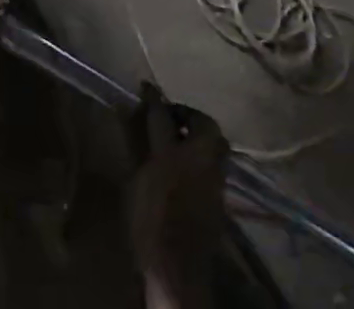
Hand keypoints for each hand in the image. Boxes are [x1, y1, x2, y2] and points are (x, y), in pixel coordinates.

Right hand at [127, 83, 227, 308]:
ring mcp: (216, 178)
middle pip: (204, 124)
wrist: (177, 267)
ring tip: (181, 138)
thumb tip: (131, 118)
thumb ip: (138, 148)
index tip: (146, 86)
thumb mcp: (135, 182)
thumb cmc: (149, 222)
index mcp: (173, 153)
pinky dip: (204, 154)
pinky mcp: (222, 196)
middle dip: (189, 114)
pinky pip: (216, 162)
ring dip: (200, 133)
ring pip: (216, 142)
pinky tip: (188, 164)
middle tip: (171, 117)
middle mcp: (200, 160)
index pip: (162, 115)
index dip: (153, 99)